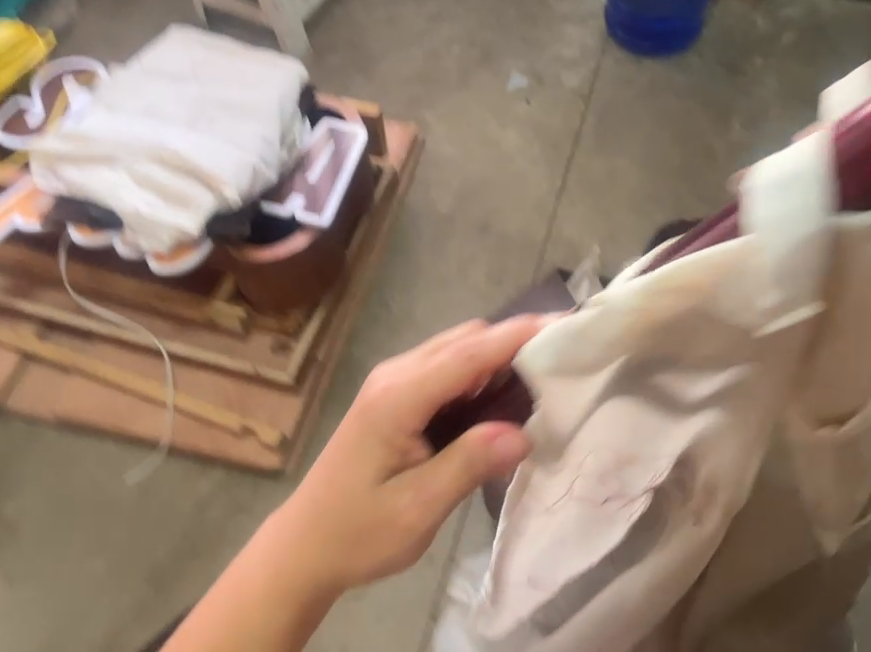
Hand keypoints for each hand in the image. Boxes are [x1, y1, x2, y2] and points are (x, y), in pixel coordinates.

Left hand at [254, 316, 549, 598]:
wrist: (305, 546)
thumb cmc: (358, 532)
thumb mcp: (417, 509)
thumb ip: (467, 464)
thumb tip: (523, 434)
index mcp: (398, 397)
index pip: (470, 353)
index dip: (518, 335)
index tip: (565, 324)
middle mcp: (396, 374)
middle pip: (466, 339)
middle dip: (515, 341)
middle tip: (564, 361)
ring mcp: (393, 380)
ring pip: (458, 347)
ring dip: (499, 354)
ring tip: (544, 376)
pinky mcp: (396, 393)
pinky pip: (447, 365)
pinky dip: (480, 369)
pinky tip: (503, 396)